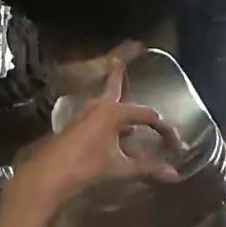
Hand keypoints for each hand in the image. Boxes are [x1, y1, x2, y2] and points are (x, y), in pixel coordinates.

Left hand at [6, 57, 182, 221]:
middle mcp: (99, 107)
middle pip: (116, 85)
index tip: (177, 147)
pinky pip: (98, 116)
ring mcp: (84, 115)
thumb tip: (175, 175)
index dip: (166, 130)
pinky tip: (116, 132)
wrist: (48, 176)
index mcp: (114, 112)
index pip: (148, 115)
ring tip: (125, 93)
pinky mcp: (75, 127)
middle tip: (128, 51)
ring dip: (117, 98)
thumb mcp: (121, 168)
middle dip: (123, 71)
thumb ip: (148, 168)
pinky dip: (110, 117)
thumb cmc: (86, 167)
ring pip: (106, 101)